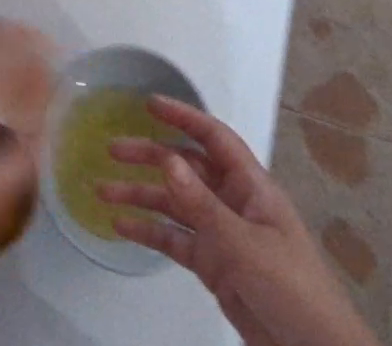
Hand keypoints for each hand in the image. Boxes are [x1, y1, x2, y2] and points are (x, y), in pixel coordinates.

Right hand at [98, 96, 379, 345]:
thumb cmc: (290, 286)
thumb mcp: (244, 244)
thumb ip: (202, 204)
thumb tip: (169, 160)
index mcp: (251, 187)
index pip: (214, 139)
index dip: (184, 117)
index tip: (149, 104)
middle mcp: (233, 203)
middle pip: (187, 168)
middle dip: (151, 156)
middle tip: (111, 150)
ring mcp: (222, 234)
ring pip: (174, 204)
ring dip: (141, 195)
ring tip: (102, 190)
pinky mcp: (213, 264)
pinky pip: (174, 239)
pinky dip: (149, 232)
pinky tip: (120, 226)